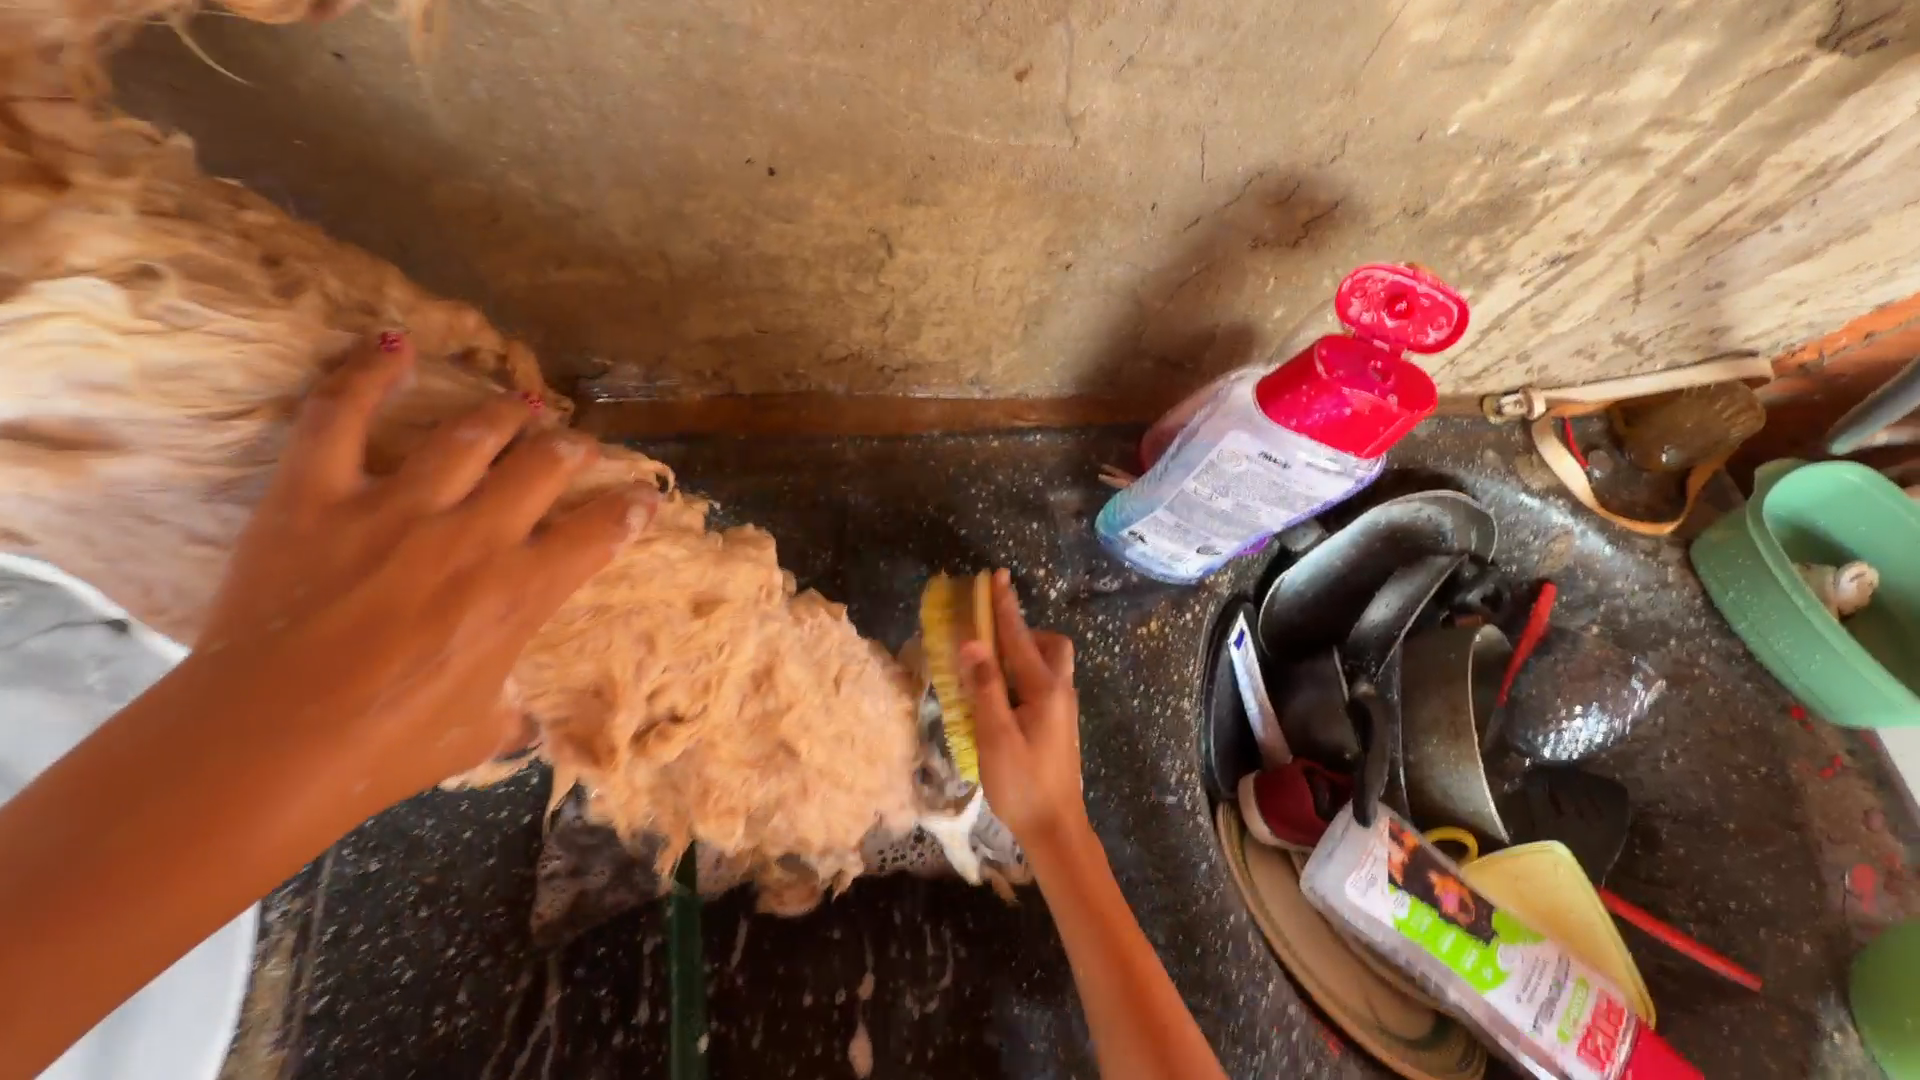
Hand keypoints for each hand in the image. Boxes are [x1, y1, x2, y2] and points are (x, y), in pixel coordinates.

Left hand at [193, 332, 657, 800]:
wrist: (264, 748)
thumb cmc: (387, 750)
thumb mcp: (479, 732)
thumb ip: (510, 710)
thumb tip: (521, 718)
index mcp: (522, 593)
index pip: (599, 534)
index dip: (632, 511)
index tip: (645, 499)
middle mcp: (474, 537)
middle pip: (543, 467)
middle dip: (572, 450)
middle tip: (576, 447)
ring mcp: (396, 509)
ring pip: (469, 435)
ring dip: (507, 413)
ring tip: (525, 402)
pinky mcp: (317, 496)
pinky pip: (341, 418)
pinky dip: (365, 375)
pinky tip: (394, 345)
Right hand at [959, 569, 1084, 848]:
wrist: (1055, 828)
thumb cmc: (1022, 783)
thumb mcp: (995, 735)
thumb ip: (985, 686)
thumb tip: (973, 641)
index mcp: (1045, 689)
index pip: (1019, 637)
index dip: (1004, 606)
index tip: (996, 576)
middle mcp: (1059, 691)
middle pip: (1050, 644)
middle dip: (1023, 632)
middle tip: (992, 640)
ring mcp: (1062, 709)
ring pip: (1049, 665)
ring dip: (1022, 655)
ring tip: (989, 669)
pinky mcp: (1057, 725)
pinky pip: (1042, 684)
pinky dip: (1022, 676)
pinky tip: (1000, 698)